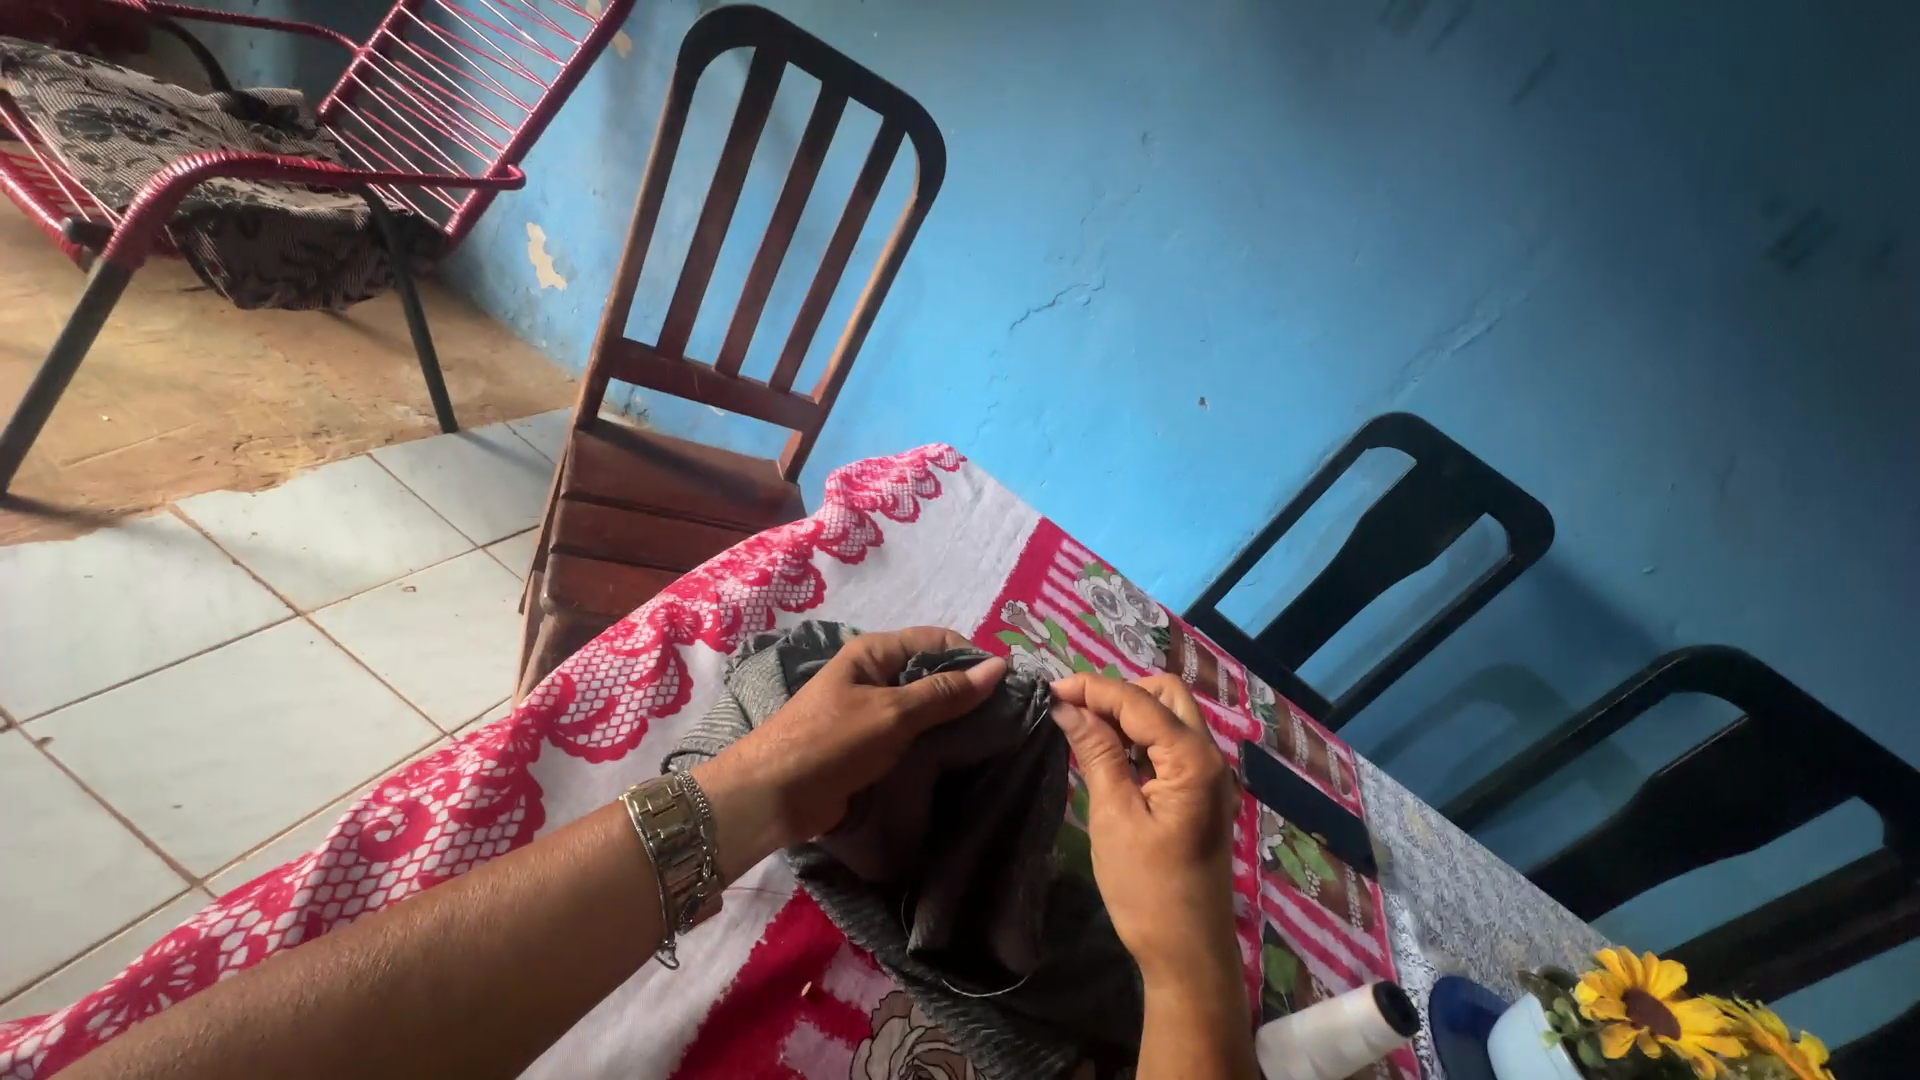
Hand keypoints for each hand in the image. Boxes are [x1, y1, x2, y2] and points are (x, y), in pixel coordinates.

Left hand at [692, 627, 1005, 880]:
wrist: (772, 797)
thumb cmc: (830, 743)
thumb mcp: (892, 713)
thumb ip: (945, 692)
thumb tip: (999, 667)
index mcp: (875, 652)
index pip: (937, 640)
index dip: (972, 658)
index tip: (1007, 687)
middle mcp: (875, 674)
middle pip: (932, 672)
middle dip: (967, 689)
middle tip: (1006, 716)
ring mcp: (871, 710)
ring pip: (924, 706)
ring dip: (952, 718)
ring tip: (992, 737)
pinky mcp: (869, 743)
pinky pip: (911, 733)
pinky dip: (934, 739)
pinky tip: (960, 755)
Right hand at [1049, 673, 1240, 986]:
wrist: (1188, 955)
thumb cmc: (1147, 890)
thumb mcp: (1113, 816)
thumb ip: (1096, 752)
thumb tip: (1066, 706)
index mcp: (1192, 760)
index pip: (1137, 701)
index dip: (1092, 688)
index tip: (1050, 689)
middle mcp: (1209, 756)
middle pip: (1166, 694)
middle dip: (1118, 692)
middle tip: (1075, 710)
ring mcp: (1209, 774)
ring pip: (1170, 715)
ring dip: (1129, 711)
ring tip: (1085, 727)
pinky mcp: (1200, 791)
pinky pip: (1171, 742)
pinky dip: (1140, 735)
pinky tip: (1109, 750)